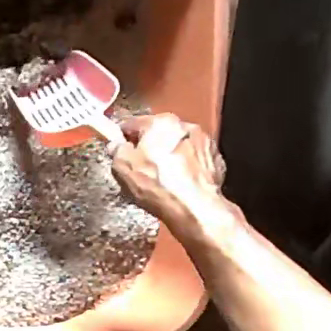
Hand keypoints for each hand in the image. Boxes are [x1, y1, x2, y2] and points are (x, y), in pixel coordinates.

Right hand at [110, 113, 232, 232]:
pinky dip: (184, 170)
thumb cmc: (158, 185)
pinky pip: (192, 162)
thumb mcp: (121, 167)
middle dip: (147, 149)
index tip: (117, 149)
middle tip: (137, 170)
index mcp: (161, 122)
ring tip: (159, 181)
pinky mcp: (215, 161)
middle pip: (158, 135)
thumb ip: (116, 150)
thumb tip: (117, 147)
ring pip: (177, 147)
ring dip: (167, 158)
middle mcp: (185, 126)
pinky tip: (176, 186)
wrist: (194, 208)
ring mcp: (203, 143)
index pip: (133, 123)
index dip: (121, 138)